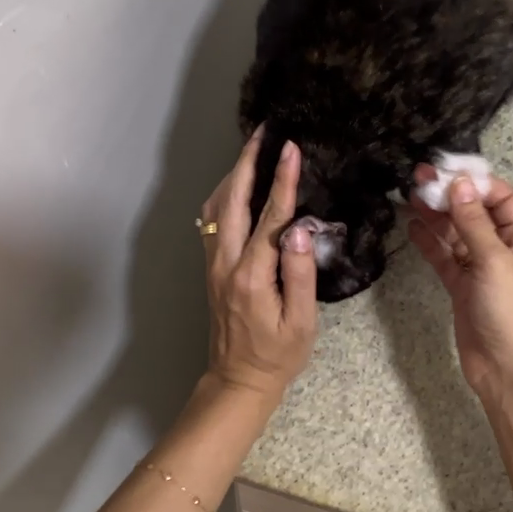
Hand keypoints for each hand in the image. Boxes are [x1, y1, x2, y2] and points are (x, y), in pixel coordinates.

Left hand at [197, 127, 319, 400]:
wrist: (238, 379)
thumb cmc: (278, 354)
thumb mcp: (300, 321)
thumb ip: (299, 273)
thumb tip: (298, 228)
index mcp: (252, 275)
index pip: (269, 217)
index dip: (282, 180)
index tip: (290, 148)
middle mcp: (226, 263)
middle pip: (233, 200)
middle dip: (247, 162)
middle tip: (264, 131)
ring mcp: (214, 264)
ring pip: (217, 207)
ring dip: (234, 174)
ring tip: (253, 149)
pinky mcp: (212, 267)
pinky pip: (213, 220)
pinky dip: (224, 194)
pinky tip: (236, 185)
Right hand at [406, 168, 512, 400]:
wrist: (508, 372)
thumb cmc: (512, 313)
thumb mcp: (495, 262)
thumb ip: (474, 222)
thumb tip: (459, 183)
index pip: (500, 197)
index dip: (474, 182)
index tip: (444, 172)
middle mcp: (504, 248)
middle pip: (475, 212)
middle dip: (450, 195)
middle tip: (417, 179)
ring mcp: (482, 268)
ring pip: (456, 233)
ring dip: (435, 216)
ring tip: (409, 196)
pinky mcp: (462, 287)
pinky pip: (445, 257)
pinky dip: (429, 242)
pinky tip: (412, 226)